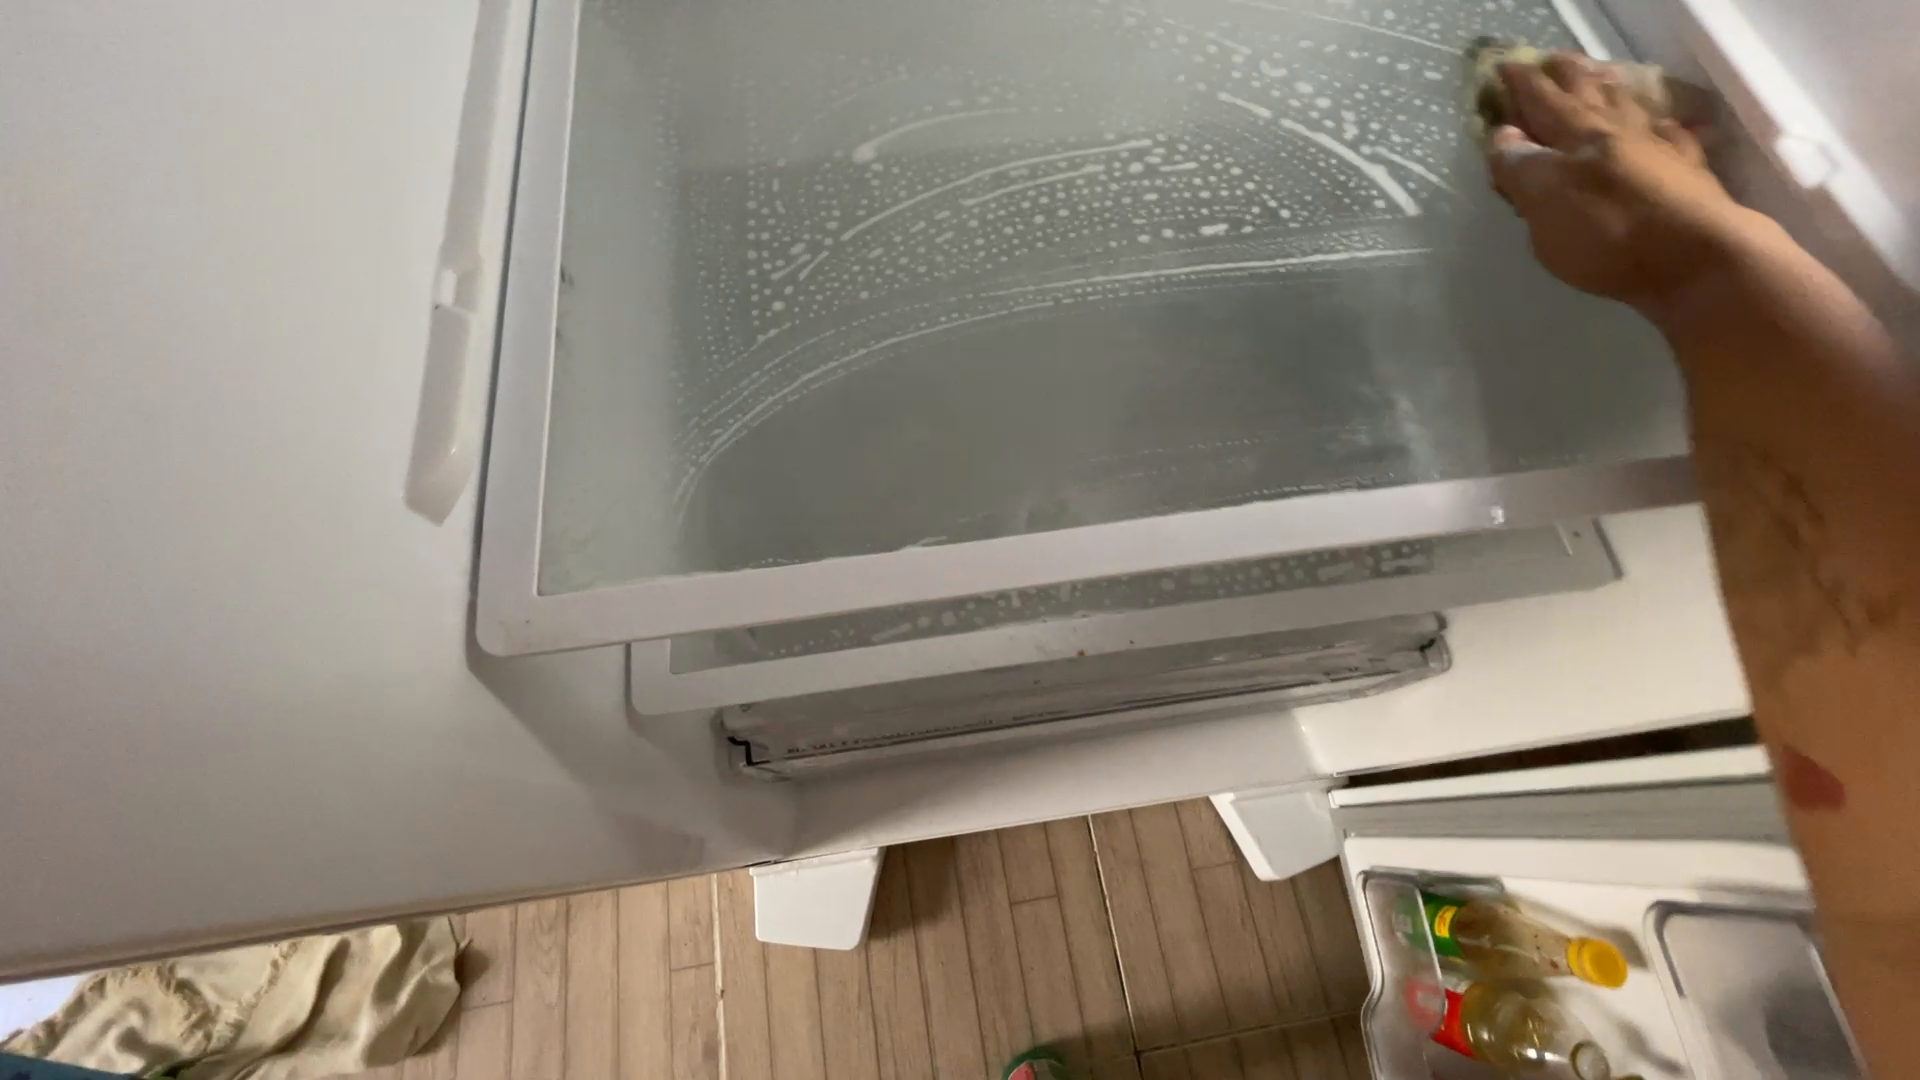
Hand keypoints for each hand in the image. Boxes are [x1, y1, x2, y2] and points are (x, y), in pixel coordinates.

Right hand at [1486, 52, 1760, 315]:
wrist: (1691, 258)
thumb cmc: (1604, 232)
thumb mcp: (1545, 202)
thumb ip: (1522, 168)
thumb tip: (1504, 135)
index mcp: (1577, 139)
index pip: (1543, 104)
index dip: (1523, 86)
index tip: (1506, 66)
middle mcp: (1618, 133)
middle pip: (1589, 96)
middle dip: (1567, 77)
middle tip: (1554, 60)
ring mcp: (1656, 149)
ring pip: (1627, 106)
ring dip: (1609, 90)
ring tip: (1600, 76)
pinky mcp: (1684, 173)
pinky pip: (1671, 135)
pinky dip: (1661, 124)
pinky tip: (1663, 123)